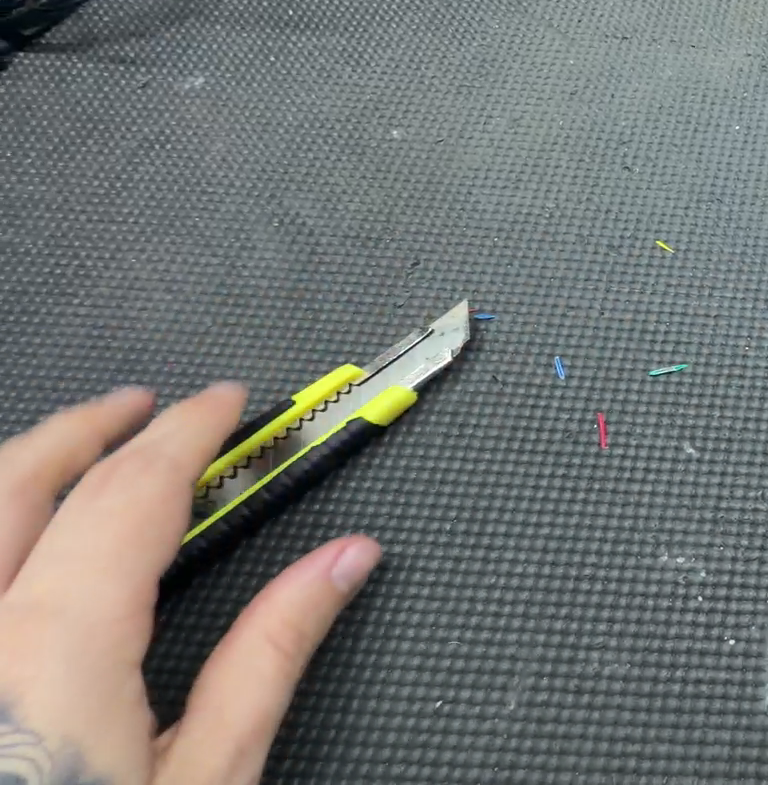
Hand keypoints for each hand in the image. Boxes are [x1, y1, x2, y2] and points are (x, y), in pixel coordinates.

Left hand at [0, 385, 382, 784]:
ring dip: (9, 469)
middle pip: (8, 488)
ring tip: (61, 451)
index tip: (224, 404)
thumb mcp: (206, 777)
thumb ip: (274, 650)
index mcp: (49, 656)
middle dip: (83, 428)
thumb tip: (349, 558)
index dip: (186, 433)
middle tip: (142, 404)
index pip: (130, 494)